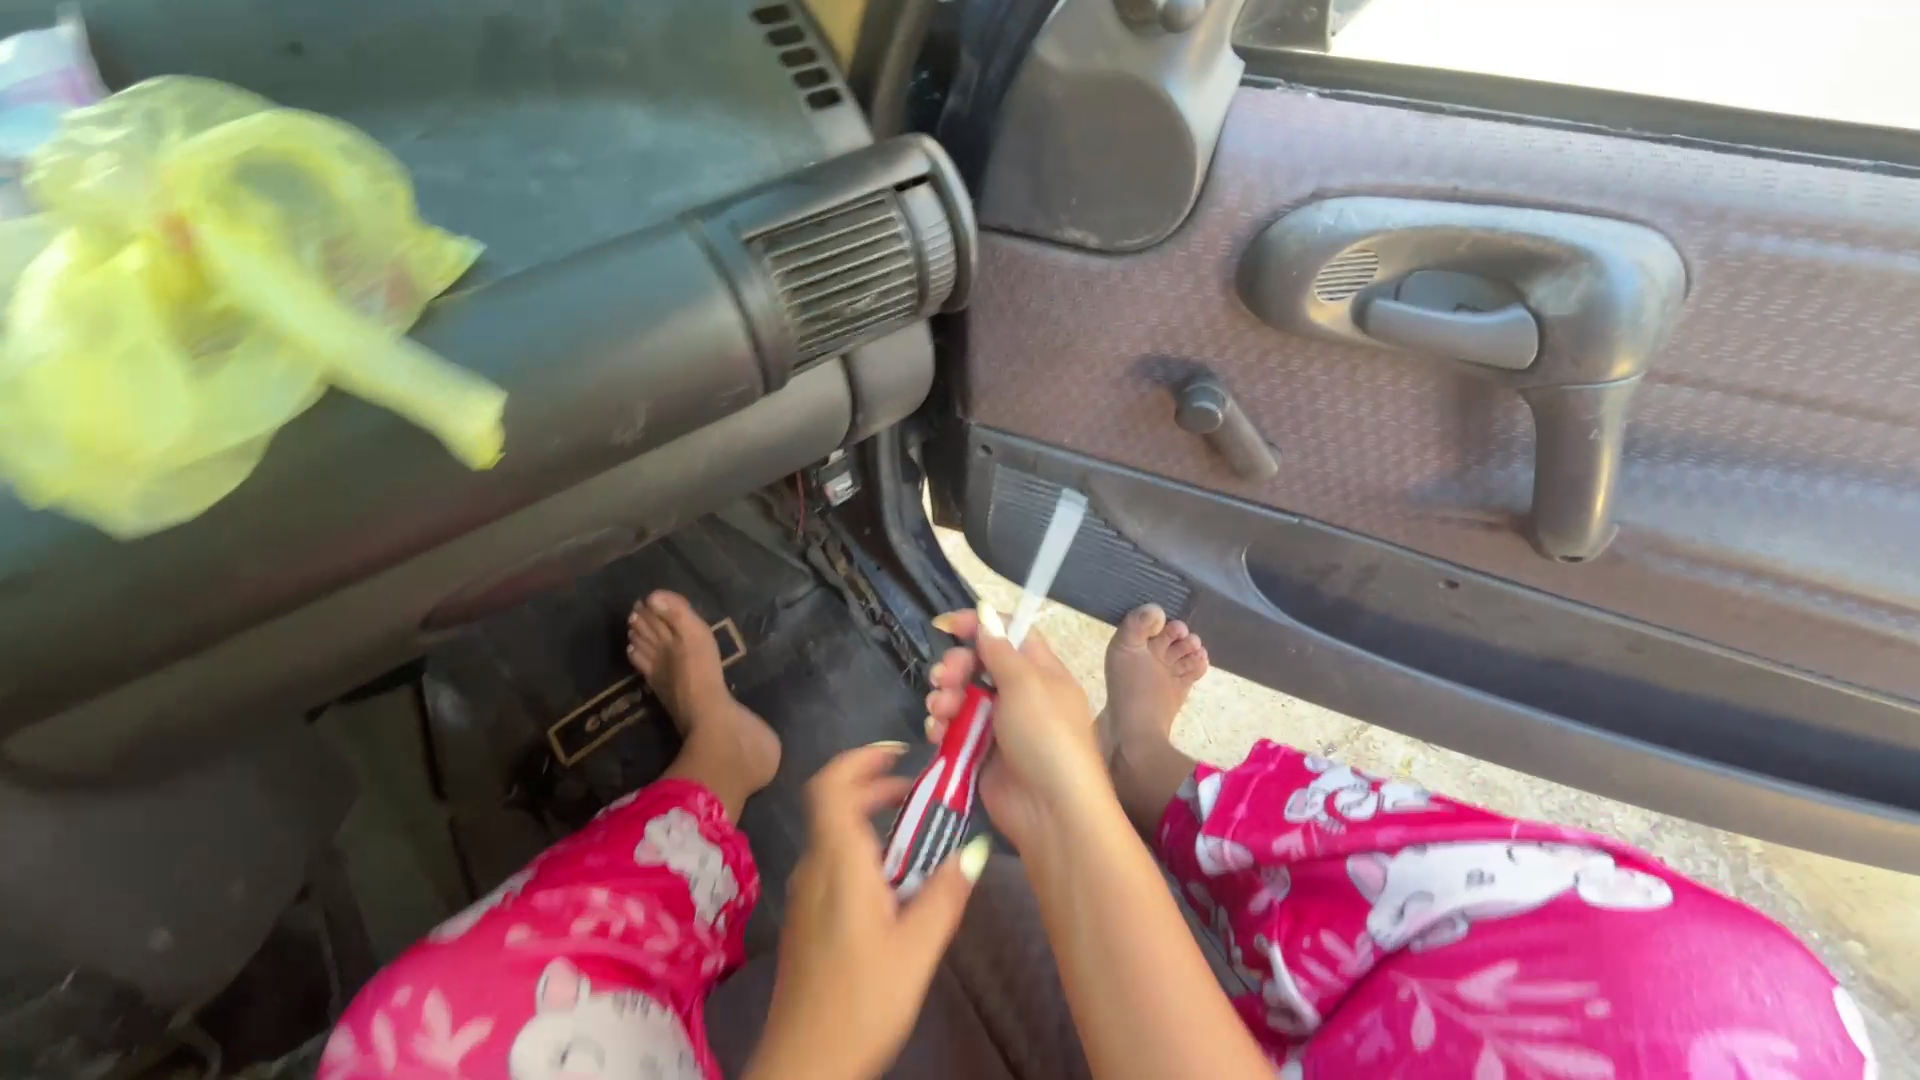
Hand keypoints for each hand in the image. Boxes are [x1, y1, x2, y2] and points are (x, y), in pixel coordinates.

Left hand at [746, 744, 988, 1079]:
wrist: (803, 1062)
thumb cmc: (861, 1001)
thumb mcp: (917, 948)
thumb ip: (945, 893)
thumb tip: (975, 848)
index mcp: (838, 862)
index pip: (831, 784)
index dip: (860, 758)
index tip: (899, 753)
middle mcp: (814, 867)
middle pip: (835, 804)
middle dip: (875, 787)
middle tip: (918, 791)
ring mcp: (805, 892)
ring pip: (834, 835)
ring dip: (872, 821)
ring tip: (915, 836)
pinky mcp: (805, 916)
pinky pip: (833, 862)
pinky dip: (862, 850)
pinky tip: (893, 883)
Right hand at [925, 607, 1111, 849]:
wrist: (1051, 811)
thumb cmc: (1046, 737)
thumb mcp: (1027, 684)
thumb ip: (1001, 649)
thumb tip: (987, 618)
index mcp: (1041, 671)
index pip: (1010, 633)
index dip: (979, 625)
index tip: (947, 625)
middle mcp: (1021, 694)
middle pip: (977, 663)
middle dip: (954, 666)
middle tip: (944, 678)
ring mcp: (999, 725)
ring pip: (960, 696)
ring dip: (943, 697)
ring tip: (939, 710)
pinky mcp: (979, 753)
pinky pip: (953, 729)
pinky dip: (941, 726)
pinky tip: (936, 733)